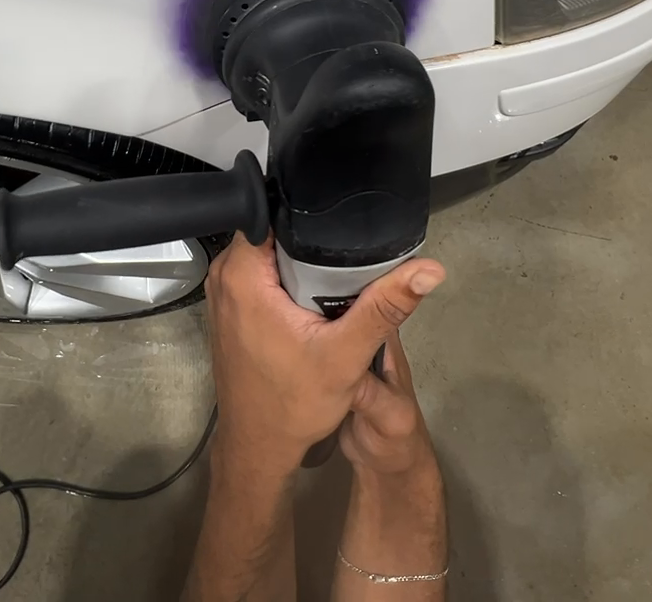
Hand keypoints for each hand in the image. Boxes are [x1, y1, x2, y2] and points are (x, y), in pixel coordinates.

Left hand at [204, 232, 445, 469]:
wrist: (259, 447)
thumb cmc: (293, 403)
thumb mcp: (346, 354)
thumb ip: (385, 308)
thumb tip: (428, 271)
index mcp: (242, 275)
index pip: (266, 212)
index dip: (300, 204)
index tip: (334, 208)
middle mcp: (224, 275)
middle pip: (269, 229)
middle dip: (307, 233)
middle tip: (346, 241)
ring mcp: (223, 291)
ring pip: (265, 251)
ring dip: (297, 256)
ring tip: (336, 264)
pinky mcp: (230, 307)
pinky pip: (258, 272)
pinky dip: (284, 276)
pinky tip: (313, 290)